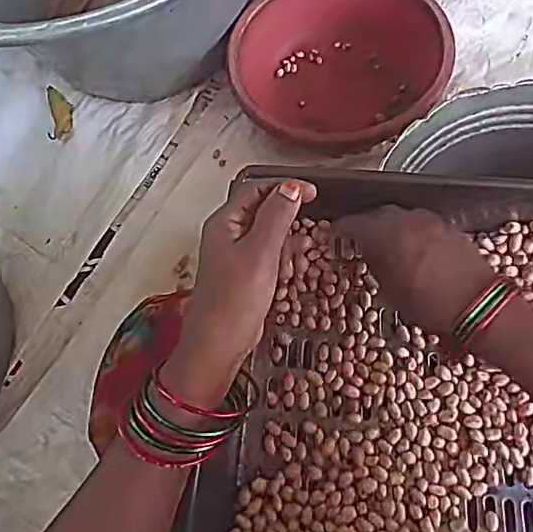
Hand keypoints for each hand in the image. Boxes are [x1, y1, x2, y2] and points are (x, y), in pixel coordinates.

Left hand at [166, 179, 316, 404]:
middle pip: (261, 209)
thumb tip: (291, 188)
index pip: (255, 189)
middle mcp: (226, 235)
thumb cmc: (234, 300)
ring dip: (286, 239)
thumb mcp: (261, 252)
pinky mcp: (243, 275)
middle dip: (287, 215)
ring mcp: (233, 255)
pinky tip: (292, 266)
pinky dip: (281, 257)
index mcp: (224, 223)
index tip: (314, 193)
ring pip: (266, 234)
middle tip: (311, 225)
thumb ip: (276, 217)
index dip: (285, 187)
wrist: (218, 344)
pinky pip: (265, 256)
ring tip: (302, 251)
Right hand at [336, 206, 495, 339]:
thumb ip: (376, 265)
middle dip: (366, 225)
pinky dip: (411, 231)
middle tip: (358, 240)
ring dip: (390, 227)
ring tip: (385, 245)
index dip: (341, 229)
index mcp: (388, 233)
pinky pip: (422, 224)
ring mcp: (433, 222)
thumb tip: (369, 253)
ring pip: (403, 217)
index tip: (334, 234)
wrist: (481, 307)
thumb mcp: (390, 291)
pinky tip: (411, 249)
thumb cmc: (430, 305)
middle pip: (379, 214)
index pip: (354, 223)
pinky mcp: (451, 229)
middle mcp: (409, 221)